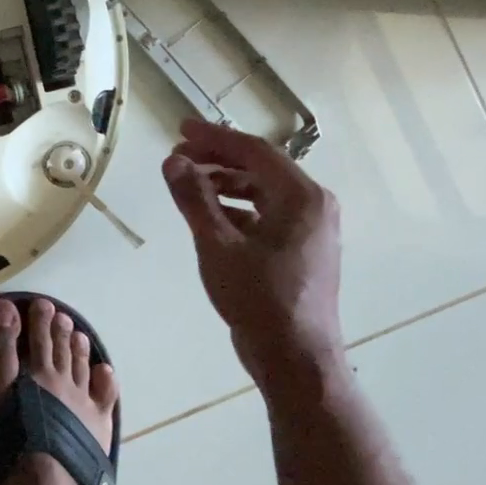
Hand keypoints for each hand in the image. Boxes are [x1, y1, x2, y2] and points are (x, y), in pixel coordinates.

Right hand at [162, 118, 343, 392]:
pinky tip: (207, 216)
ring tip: (187, 183)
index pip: (255, 152)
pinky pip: (265, 214)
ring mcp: (308, 230)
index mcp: (302, 198)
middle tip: (177, 155)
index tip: (179, 130)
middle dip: (217, 158)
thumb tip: (172, 161)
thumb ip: (194, 199)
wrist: (294, 355)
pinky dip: (235, 208)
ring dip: (224, 182)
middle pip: (261, 168)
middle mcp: (313, 206)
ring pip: (262, 192)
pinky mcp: (298, 250)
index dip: (215, 137)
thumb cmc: (258, 297)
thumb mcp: (217, 244)